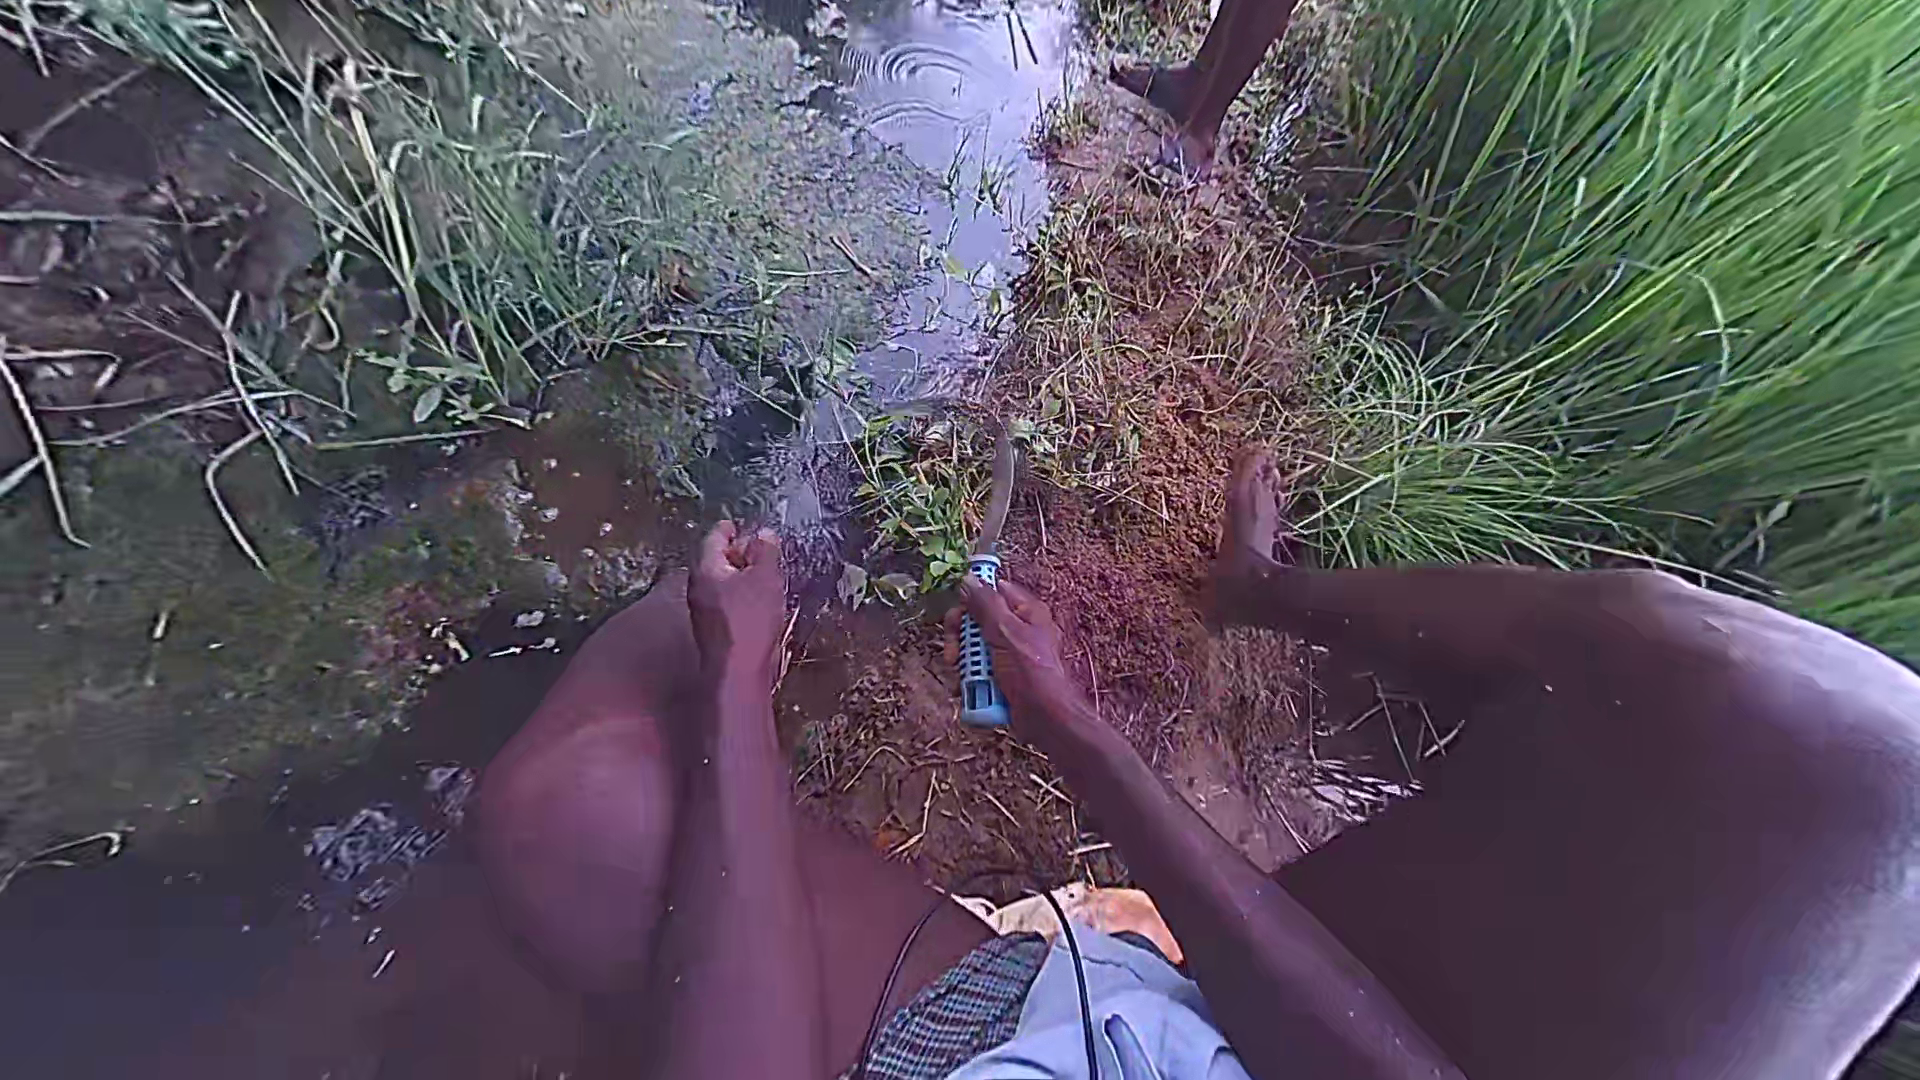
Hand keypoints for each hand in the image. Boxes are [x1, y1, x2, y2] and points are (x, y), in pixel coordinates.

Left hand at [687, 521, 785, 679]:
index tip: (735, 524)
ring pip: (720, 583)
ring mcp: (703, 611)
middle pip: (715, 561)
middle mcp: (698, 589)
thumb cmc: (750, 620)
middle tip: (756, 546)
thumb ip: (765, 552)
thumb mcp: (765, 578)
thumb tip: (764, 534)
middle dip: (735, 551)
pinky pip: (725, 601)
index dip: (727, 529)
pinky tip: (758, 600)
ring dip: (739, 574)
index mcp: (706, 570)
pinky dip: (740, 593)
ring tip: (762, 572)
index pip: (713, 539)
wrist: (738, 671)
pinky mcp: (714, 630)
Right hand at [945, 575, 1087, 730]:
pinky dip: (970, 678)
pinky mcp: (1003, 675)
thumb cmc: (1031, 673)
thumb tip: (968, 579)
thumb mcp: (1005, 633)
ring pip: (975, 647)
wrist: (1045, 719)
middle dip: (961, 637)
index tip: (957, 615)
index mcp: (1026, 611)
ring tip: (961, 675)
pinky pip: (979, 669)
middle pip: (978, 620)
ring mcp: (1010, 654)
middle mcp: (1019, 629)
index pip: (993, 591)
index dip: (971, 600)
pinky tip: (966, 688)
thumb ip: (985, 604)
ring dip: (963, 661)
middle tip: (954, 653)